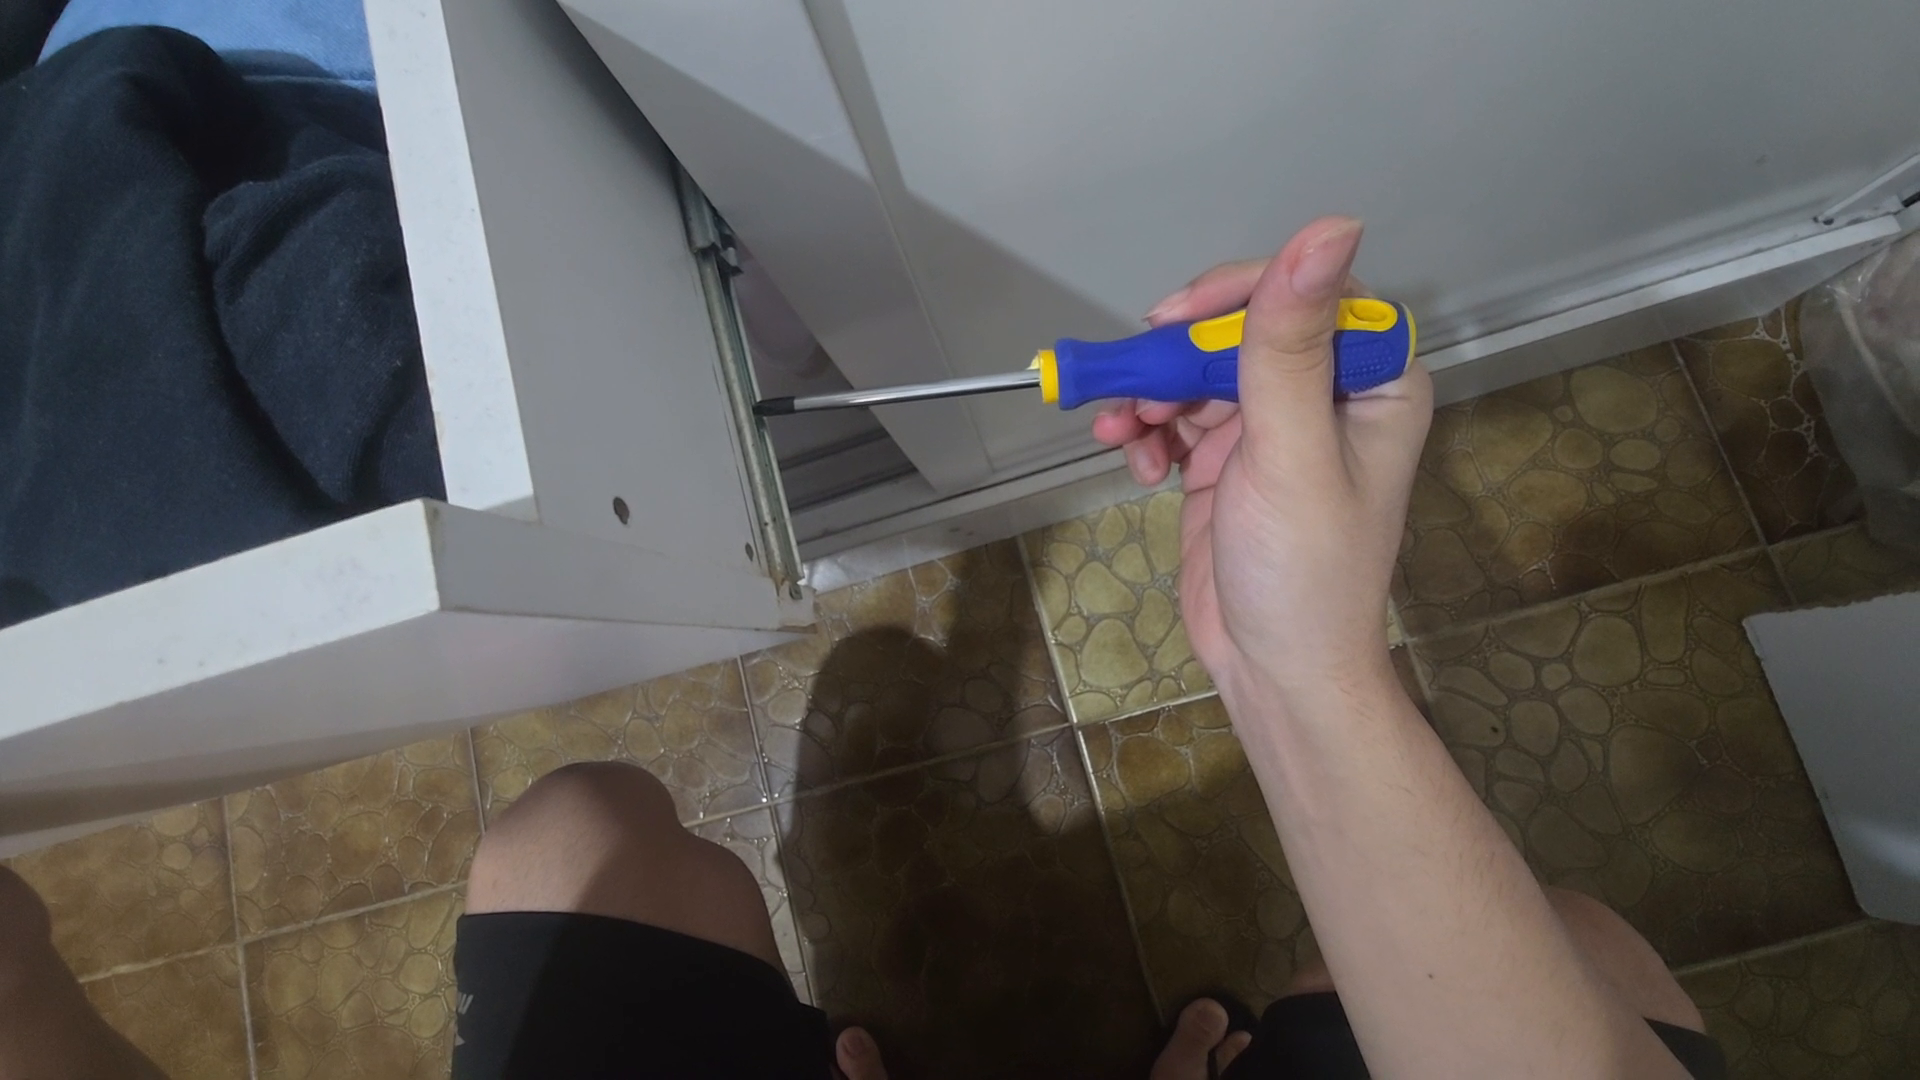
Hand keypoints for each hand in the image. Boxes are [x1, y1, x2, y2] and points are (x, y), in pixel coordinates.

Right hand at [1091, 218, 1432, 699]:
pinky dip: (1147, 435)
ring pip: (1195, 377)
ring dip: (1149, 397)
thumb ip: (1291, 346)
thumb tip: (1329, 225)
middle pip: (1236, 334)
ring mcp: (1266, 430)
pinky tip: (1136, 462)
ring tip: (1121, 432)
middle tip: (1132, 386)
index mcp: (1368, 379)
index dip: (1237, 294)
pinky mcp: (1223, 463)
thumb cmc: (1302, 568)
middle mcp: (1320, 395)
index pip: (1305, 296)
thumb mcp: (1291, 453)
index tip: (1171, 321)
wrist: (1271, 666)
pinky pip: (1176, 422)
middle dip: (1175, 359)